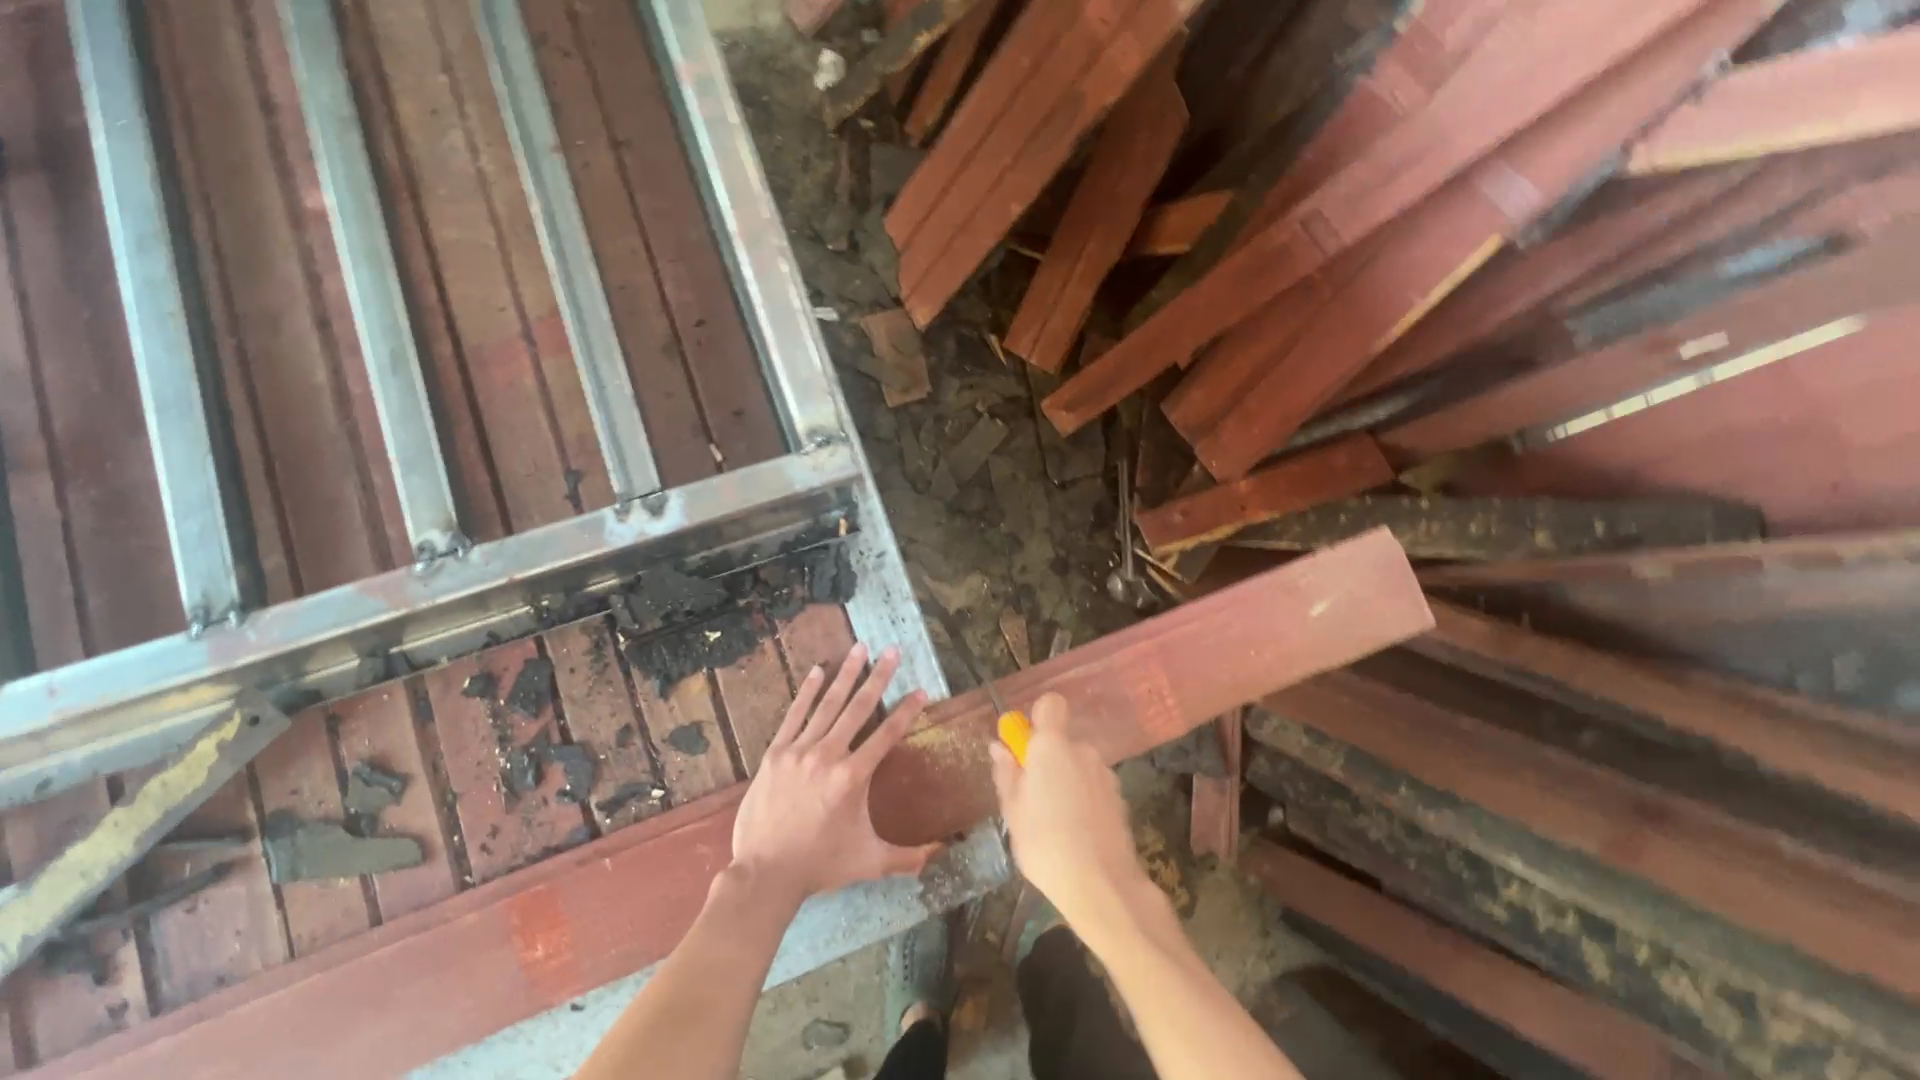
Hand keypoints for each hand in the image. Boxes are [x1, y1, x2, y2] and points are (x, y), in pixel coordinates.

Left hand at [729, 643, 938, 905]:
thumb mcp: (869, 861)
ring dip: (846, 675)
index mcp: (853, 778)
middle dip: (879, 677)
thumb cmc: (820, 866)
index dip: (907, 711)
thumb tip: (940, 857)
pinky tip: (818, 671)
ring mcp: (799, 752)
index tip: (920, 690)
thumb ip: (907, 858)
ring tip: (860, 648)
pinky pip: (794, 715)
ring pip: (828, 705)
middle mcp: (828, 756)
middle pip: (858, 708)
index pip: (887, 735)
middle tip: (893, 651)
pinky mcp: (775, 755)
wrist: (765, 872)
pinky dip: (808, 692)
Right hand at [990, 693, 1158, 948]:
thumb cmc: (1044, 844)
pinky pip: (1093, 786)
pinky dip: (1084, 799)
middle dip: (1048, 761)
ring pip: (1078, 765)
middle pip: (1062, 741)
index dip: (1037, 718)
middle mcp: (1082, 751)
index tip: (1024, 746)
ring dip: (1066, 781)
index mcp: (1052, 747)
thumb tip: (999, 746)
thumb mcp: (1012, 811)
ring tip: (1055, 821)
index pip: (1051, 704)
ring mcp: (1105, 774)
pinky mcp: (1120, 797)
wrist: (1100, 884)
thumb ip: (1006, 773)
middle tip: (1032, 797)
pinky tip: (1077, 831)